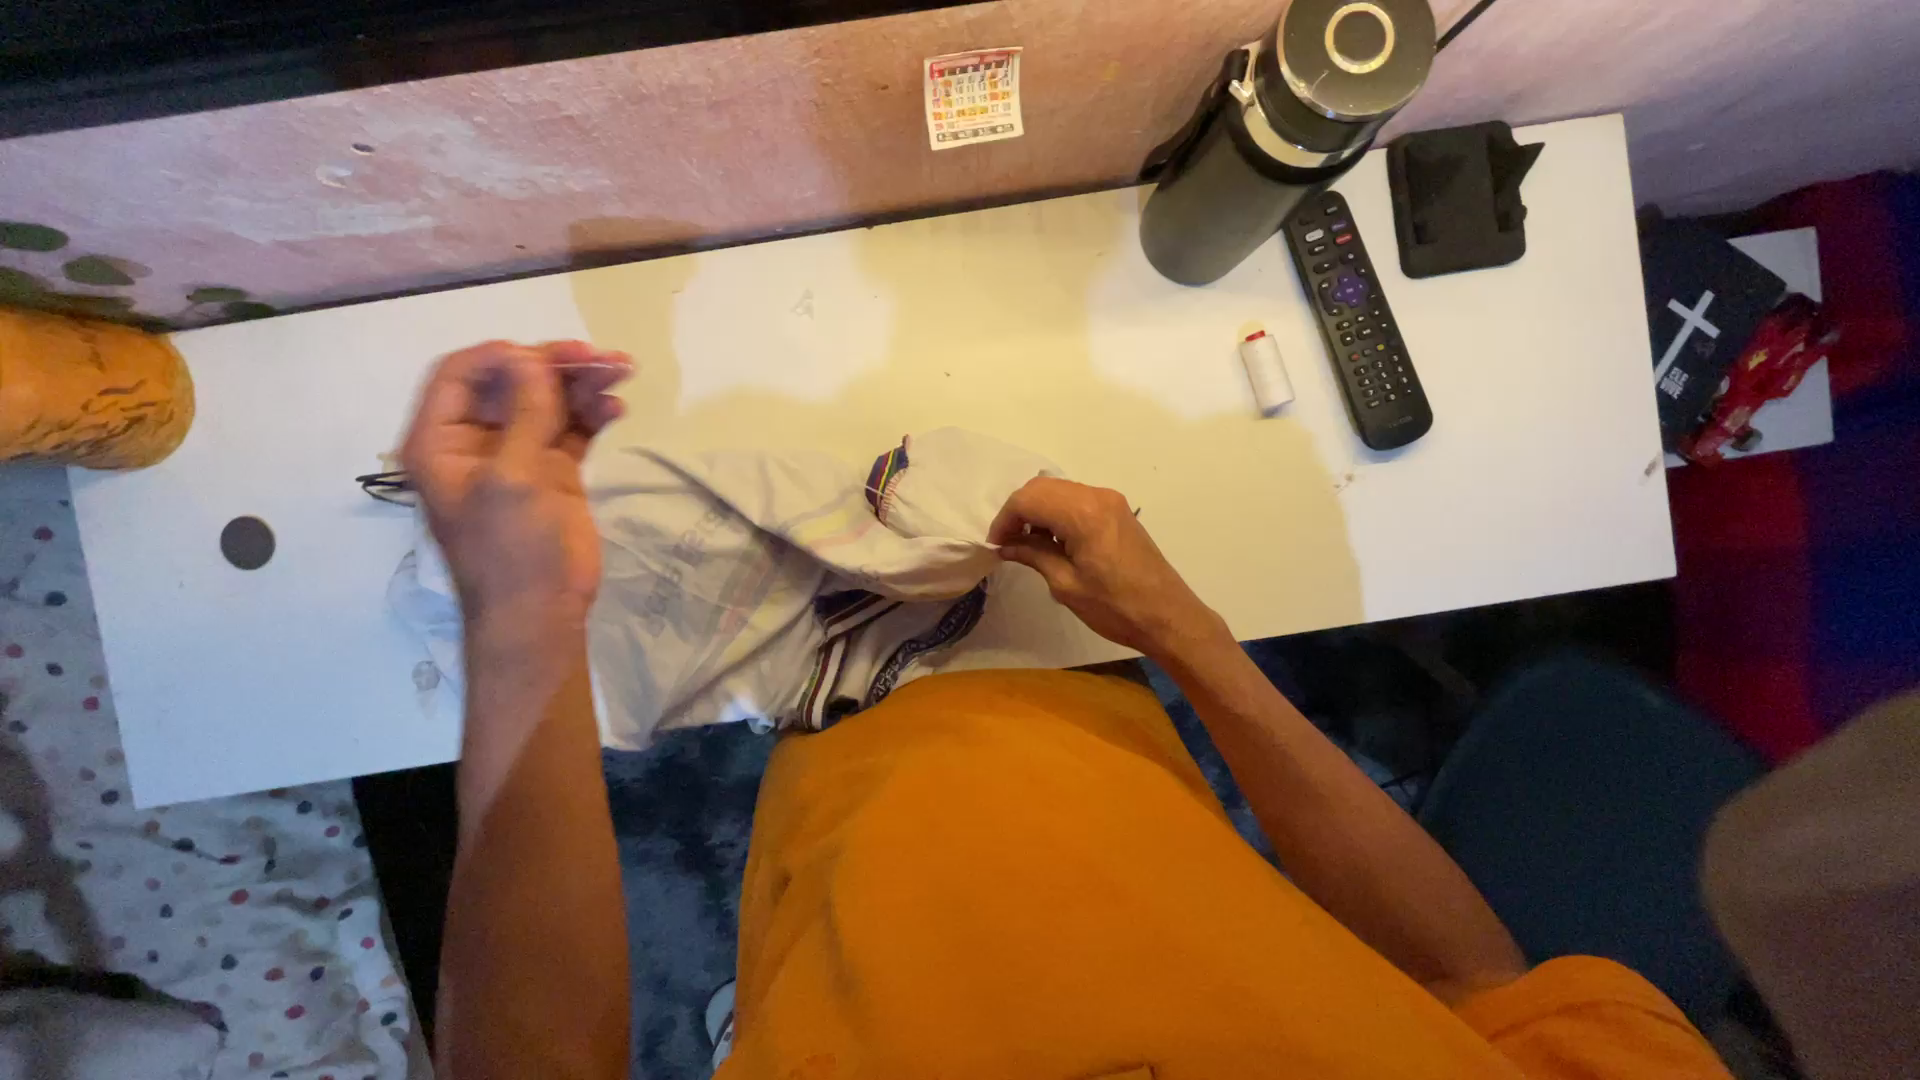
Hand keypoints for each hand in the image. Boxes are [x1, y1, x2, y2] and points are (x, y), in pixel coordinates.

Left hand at [399, 340, 630, 639]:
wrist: (540, 614)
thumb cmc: (512, 551)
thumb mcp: (511, 479)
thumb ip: (522, 415)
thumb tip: (529, 357)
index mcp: (442, 440)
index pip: (462, 374)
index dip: (505, 356)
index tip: (552, 358)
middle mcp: (477, 440)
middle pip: (512, 381)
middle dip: (556, 366)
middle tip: (602, 359)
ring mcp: (519, 454)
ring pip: (548, 402)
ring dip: (582, 386)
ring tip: (621, 375)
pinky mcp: (554, 471)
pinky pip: (572, 429)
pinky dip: (593, 415)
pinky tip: (617, 409)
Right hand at [987, 477, 1227, 659]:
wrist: (1168, 616)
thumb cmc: (1115, 607)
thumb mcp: (1066, 585)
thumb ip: (1033, 556)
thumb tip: (1005, 546)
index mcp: (1083, 514)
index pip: (1028, 499)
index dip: (1005, 519)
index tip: (995, 545)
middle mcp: (1097, 496)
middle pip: (1042, 488)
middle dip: (1019, 511)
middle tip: (1007, 543)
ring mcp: (1110, 501)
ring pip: (1059, 491)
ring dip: (1038, 511)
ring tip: (1027, 544)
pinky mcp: (1118, 511)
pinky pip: (1077, 500)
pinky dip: (1057, 513)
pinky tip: (1052, 541)